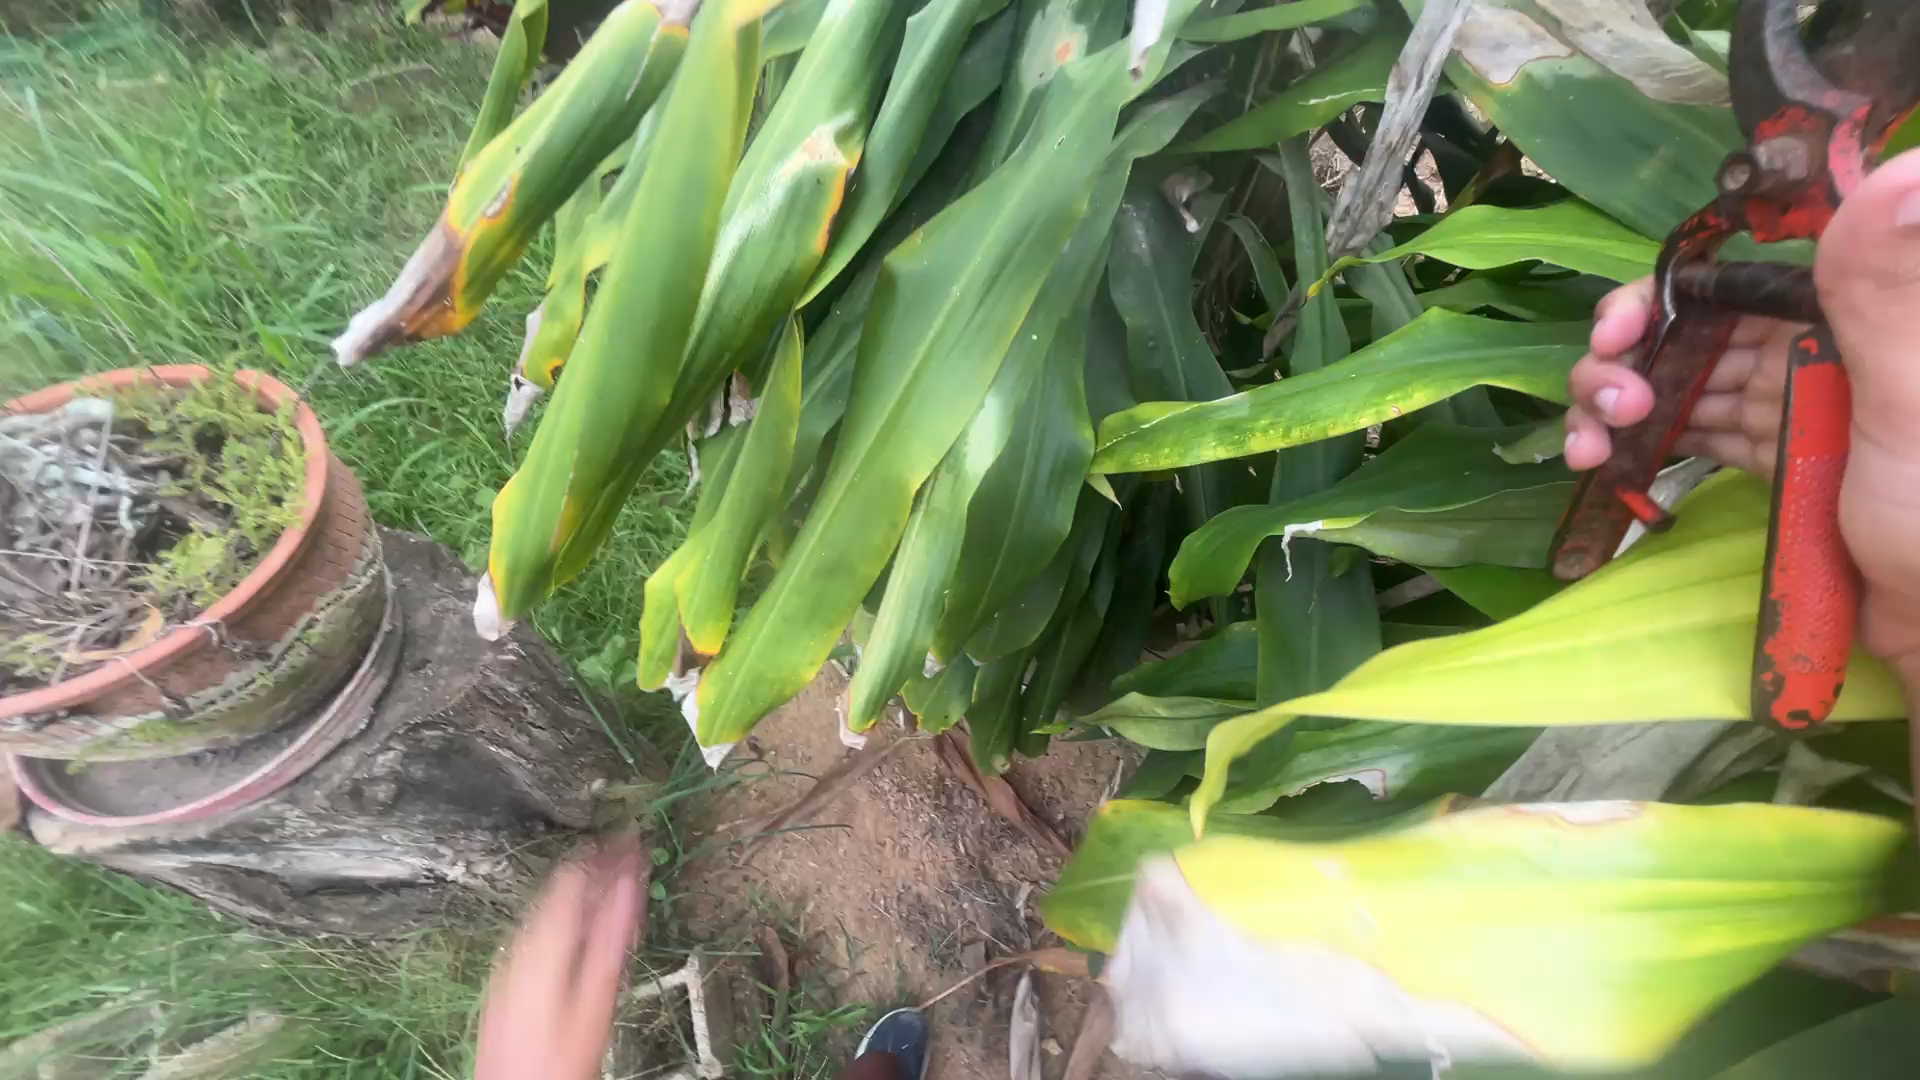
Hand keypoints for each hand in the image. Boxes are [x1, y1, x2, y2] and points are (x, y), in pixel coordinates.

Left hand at [475, 835, 647, 1079]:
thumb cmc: (562, 1054)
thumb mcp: (596, 995)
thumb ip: (612, 934)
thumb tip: (631, 879)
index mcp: (544, 938)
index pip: (577, 872)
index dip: (608, 851)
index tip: (637, 839)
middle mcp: (521, 940)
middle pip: (562, 886)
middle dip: (600, 867)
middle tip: (635, 858)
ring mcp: (509, 959)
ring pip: (551, 904)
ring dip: (586, 889)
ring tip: (619, 884)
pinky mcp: (507, 977)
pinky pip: (542, 926)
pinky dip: (569, 913)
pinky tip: (587, 923)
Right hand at [1562, 148, 1919, 684]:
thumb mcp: (1918, 402)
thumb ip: (1893, 297)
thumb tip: (1899, 173)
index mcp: (1867, 319)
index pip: (1748, 277)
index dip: (1667, 294)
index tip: (1617, 329)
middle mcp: (1826, 348)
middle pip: (1695, 330)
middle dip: (1626, 362)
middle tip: (1605, 405)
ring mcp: (1796, 402)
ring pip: (1678, 380)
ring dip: (1613, 407)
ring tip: (1585, 448)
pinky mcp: (1773, 451)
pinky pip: (1688, 431)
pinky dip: (1634, 441)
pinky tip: (1597, 460)